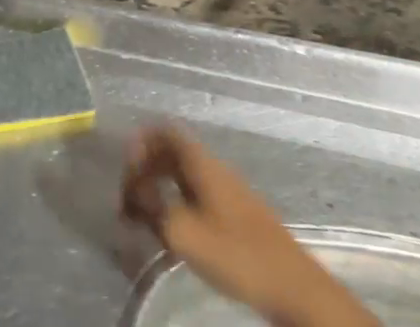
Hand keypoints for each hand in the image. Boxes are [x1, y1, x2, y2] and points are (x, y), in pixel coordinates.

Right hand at [121, 126, 378, 326]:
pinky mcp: (235, 215)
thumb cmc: (236, 253)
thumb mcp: (181, 230)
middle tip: (126, 196)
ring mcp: (228, 192)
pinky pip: (195, 195)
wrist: (295, 288)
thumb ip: (150, 204)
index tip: (125, 168)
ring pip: (183, 176)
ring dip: (158, 189)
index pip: (166, 130)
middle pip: (172, 152)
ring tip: (141, 217)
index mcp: (202, 164)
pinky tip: (169, 230)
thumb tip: (132, 189)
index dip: (140, 141)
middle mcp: (215, 170)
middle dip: (144, 169)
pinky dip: (175, 204)